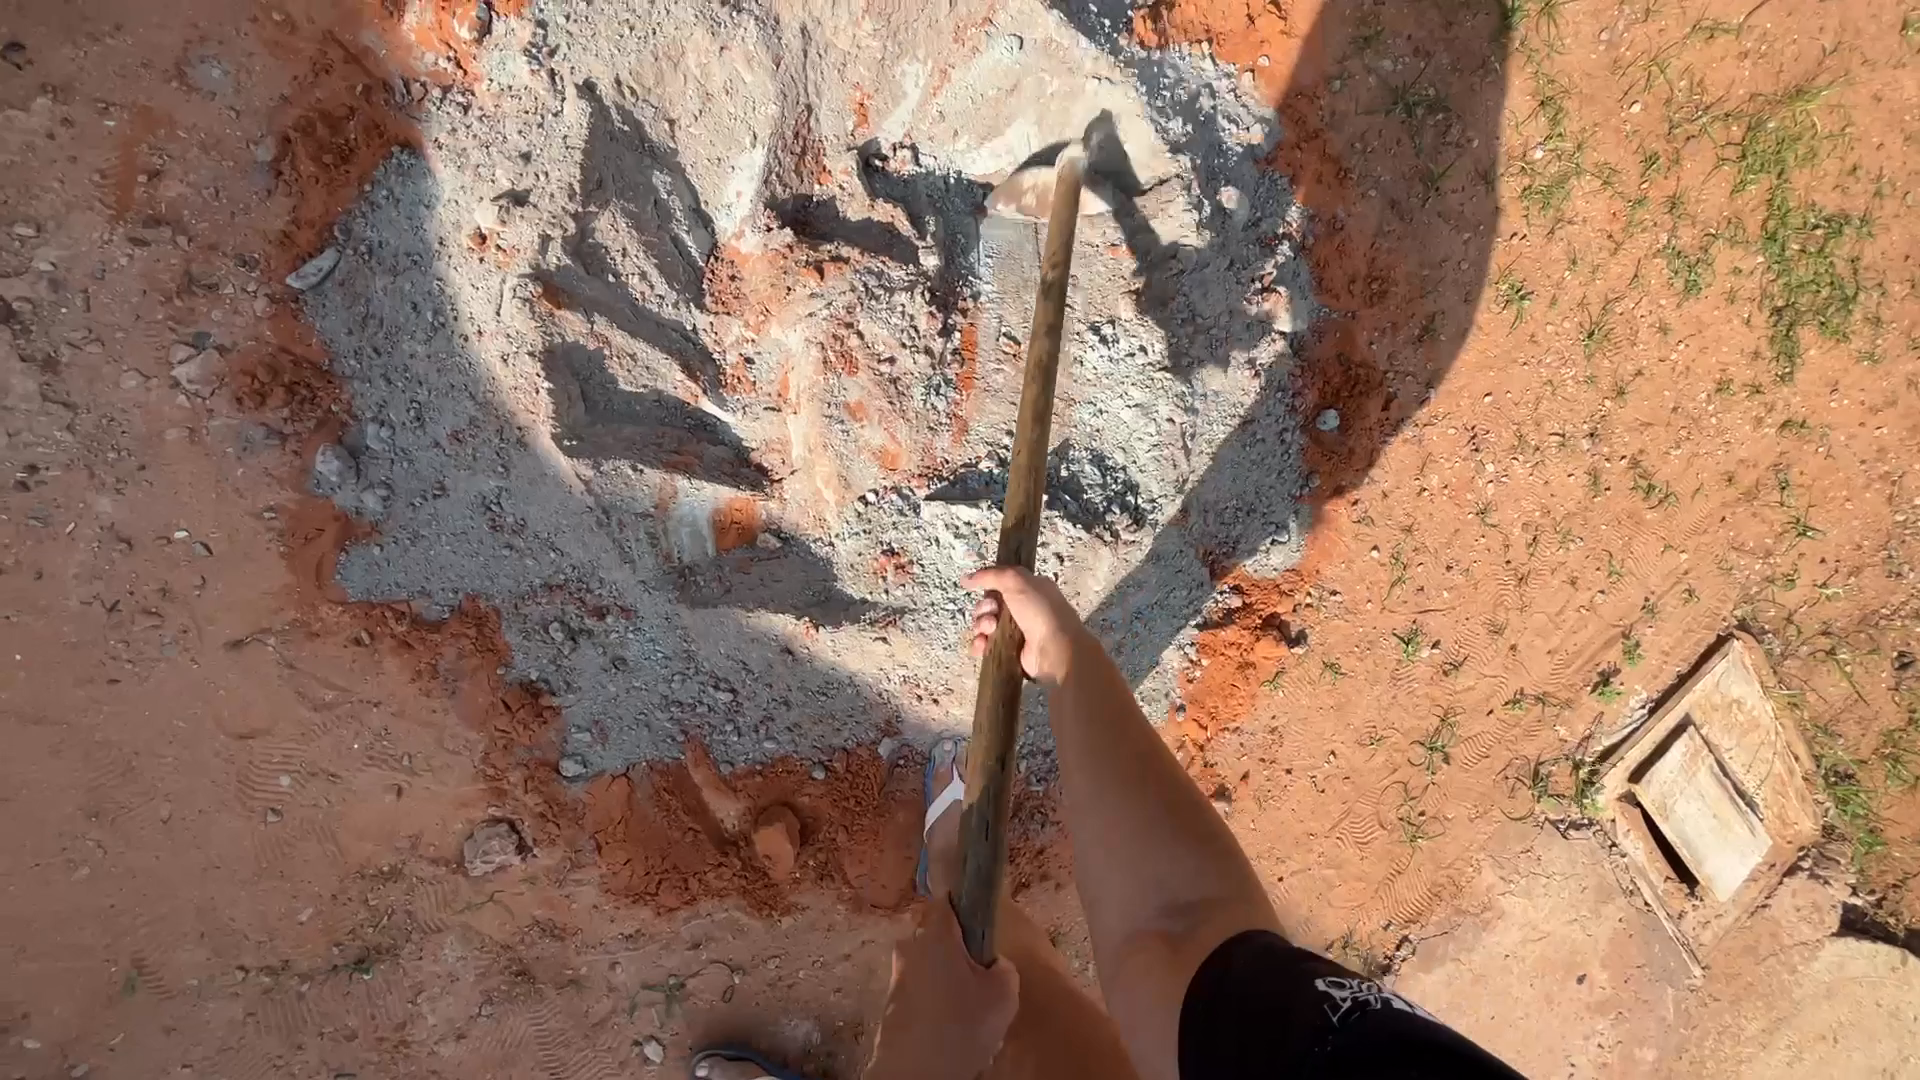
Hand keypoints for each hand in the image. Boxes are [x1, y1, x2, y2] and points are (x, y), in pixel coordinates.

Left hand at [865, 900, 1020, 1079]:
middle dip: (956, 951)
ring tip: (964, 1009)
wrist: (914, 1076)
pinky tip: (946, 1026)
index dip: (966, 907)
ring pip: (927, 965)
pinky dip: (931, 1002)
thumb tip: (992, 963)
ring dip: (943, 979)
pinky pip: (917, 991)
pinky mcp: (889, 1003)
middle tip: (978, 978)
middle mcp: (910, 945)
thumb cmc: (961, 1025)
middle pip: (938, 936)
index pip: (948, 900)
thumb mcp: (1004, 993)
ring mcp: (896, 975)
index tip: (981, 926)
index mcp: (936, 933)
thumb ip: (1003, 966)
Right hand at [963, 566, 1091, 686]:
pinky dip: (980, 644)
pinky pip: (986, 645)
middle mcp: (1022, 609)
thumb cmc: (1039, 610)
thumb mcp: (1017, 581)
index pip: (999, 584)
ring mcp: (1016, 632)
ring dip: (981, 626)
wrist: (1054, 649)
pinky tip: (982, 645)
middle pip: (988, 605)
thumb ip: (990, 575)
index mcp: (1029, 589)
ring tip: (990, 630)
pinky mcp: (1009, 651)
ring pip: (984, 625)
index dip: (987, 586)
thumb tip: (966, 579)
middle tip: (992, 614)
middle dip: (983, 609)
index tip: (976, 587)